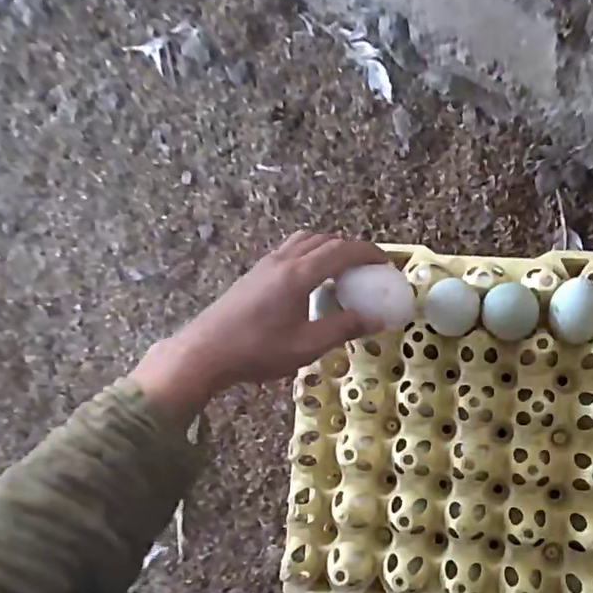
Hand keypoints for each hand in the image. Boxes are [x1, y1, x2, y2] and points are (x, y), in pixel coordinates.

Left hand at [130, 232, 388, 415]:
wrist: (205, 351)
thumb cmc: (258, 351)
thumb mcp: (307, 345)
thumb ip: (344, 328)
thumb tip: (377, 320)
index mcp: (299, 274)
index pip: (342, 251)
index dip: (368, 253)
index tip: (386, 264)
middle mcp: (283, 261)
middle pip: (324, 240)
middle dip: (351, 249)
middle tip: (369, 269)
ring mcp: (266, 265)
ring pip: (304, 241)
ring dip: (329, 248)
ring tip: (343, 271)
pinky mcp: (255, 274)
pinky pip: (291, 251)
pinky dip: (311, 255)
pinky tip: (312, 281)